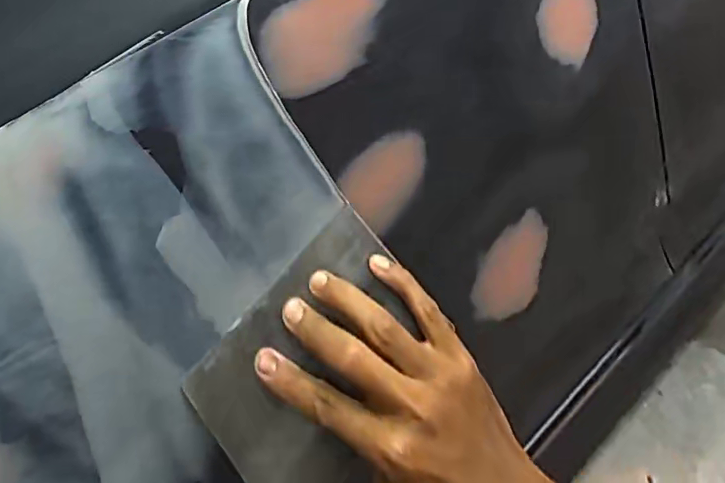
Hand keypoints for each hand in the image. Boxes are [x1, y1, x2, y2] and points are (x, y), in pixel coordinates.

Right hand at [254, 254, 551, 482]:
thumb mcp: (393, 479)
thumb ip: (359, 438)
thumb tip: (316, 396)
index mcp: (394, 447)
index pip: (331, 408)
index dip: (293, 382)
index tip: (263, 359)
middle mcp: (415, 407)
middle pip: (355, 359)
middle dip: (317, 331)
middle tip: (289, 306)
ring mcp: (440, 376)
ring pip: (385, 327)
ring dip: (349, 300)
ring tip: (320, 279)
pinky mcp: (461, 357)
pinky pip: (429, 312)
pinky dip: (403, 284)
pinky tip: (377, 262)